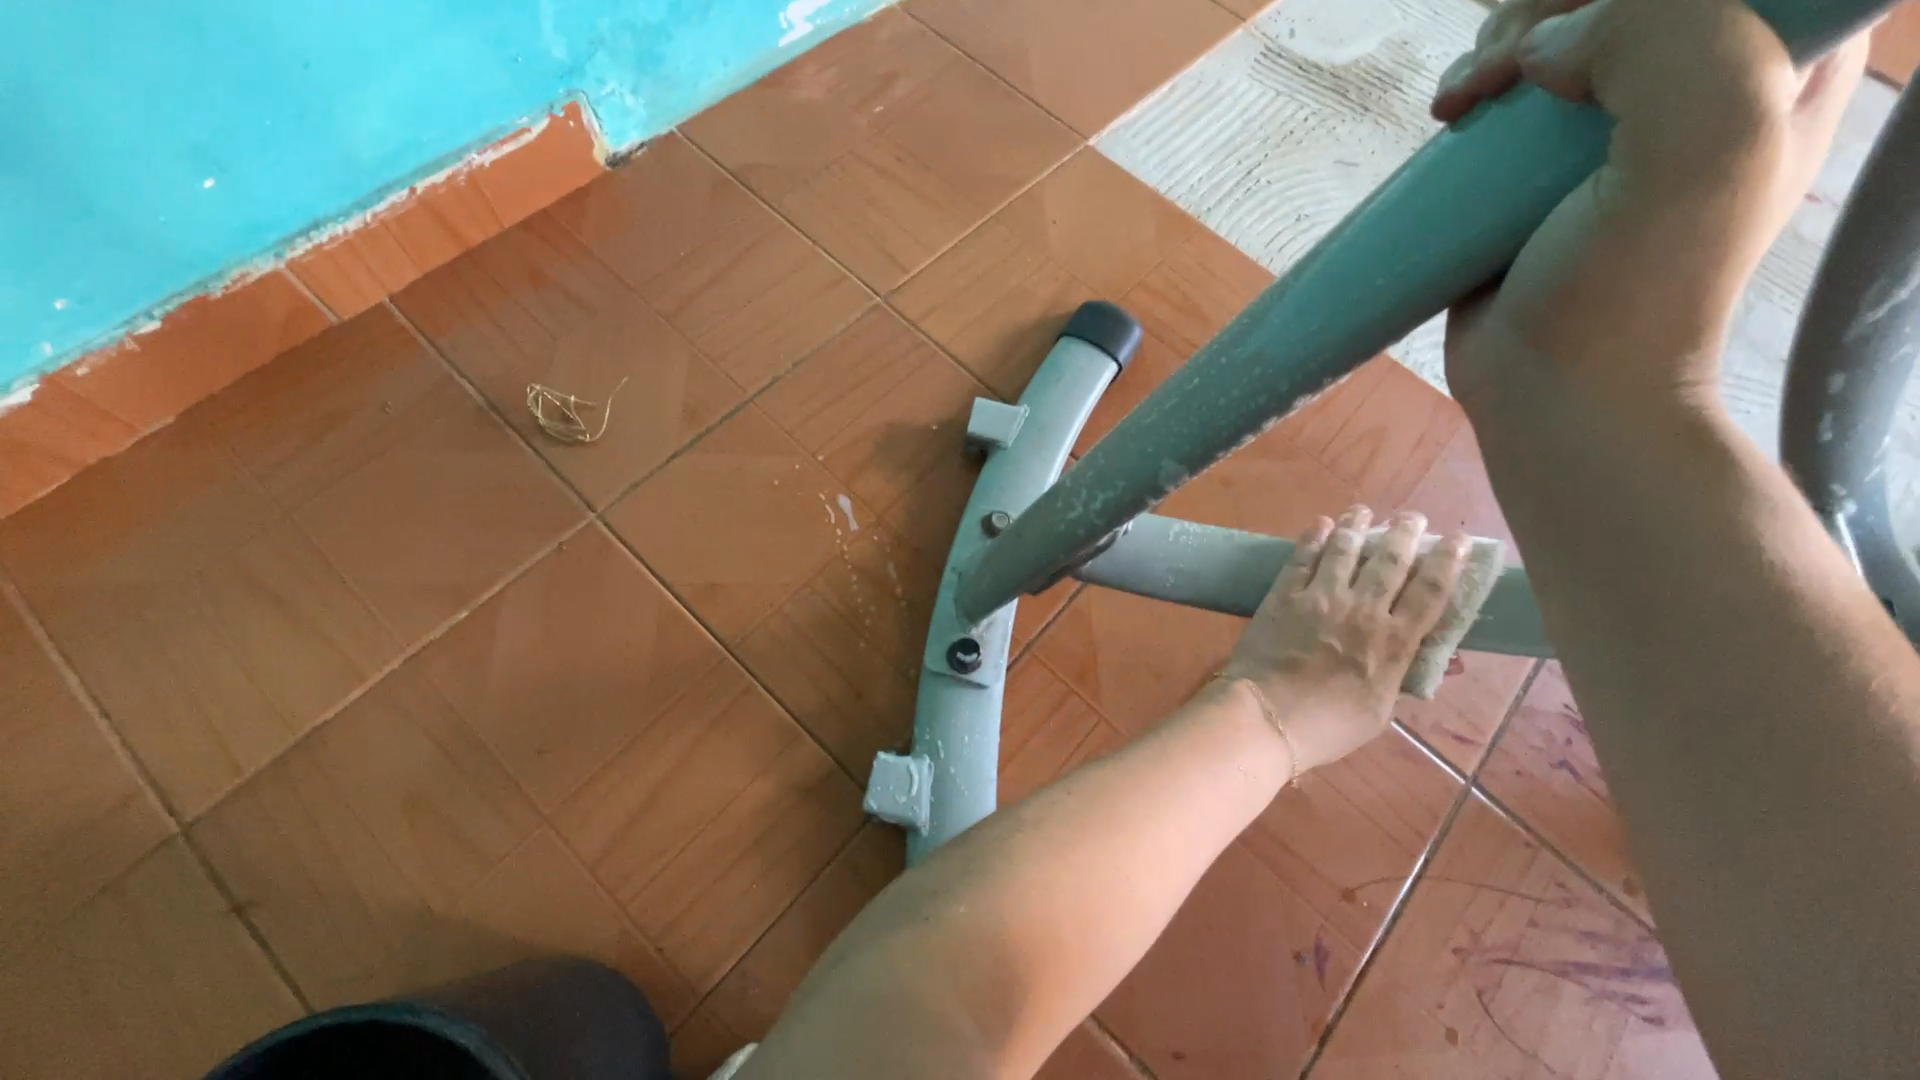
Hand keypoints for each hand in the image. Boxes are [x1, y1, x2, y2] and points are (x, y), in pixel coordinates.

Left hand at [1219, 506, 1468, 773]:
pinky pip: (1302, 558)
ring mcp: (1320, 599)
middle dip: (1406, 532)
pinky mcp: (1284, 595)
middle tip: (1412, 517)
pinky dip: (1314, 537)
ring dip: (1358, 526)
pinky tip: (1321, 524)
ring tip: (1364, 511)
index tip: (1457, 540)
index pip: (1431, 591)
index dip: (1448, 561)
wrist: (1267, 718)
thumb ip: (1406, 676)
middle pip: (1392, 560)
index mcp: (1394, 642)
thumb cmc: (1329, 725)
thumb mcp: (1382, 710)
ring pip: (1346, 550)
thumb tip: (1448, 660)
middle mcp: (1362, 611)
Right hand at [1432, 0, 1867, 406]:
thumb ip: (1666, 39)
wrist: (1554, 389)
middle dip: (1553, 4)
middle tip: (1510, 66)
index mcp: (1780, 60)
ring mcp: (1611, 126)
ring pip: (1558, 26)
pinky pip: (1508, 88)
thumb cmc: (1637, 288)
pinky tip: (1450, 111)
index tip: (1590, 21)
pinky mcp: (1535, 168)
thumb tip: (1547, 44)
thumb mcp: (1705, 144)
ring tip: (1465, 95)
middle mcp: (1701, 79)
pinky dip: (1472, 81)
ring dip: (1500, 40)